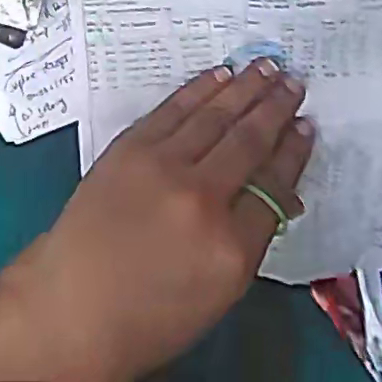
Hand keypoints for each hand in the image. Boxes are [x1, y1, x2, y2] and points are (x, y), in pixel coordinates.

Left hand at [0, 58, 313, 380]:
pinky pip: (173, 109)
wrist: (74, 300)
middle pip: (247, 140)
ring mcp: (161, 165)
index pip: (273, 184)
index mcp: (230, 247)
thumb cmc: (150, 313)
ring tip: (265, 68)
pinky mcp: (130, 146)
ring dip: (242, 88)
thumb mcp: (217, 291)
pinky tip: (218, 77)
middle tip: (294, 81)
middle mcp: (200, 197)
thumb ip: (249, 237)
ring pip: (212, 116)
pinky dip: (198, 90)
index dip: (293, 150)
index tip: (307, 126)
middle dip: (274, 108)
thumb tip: (276, 194)